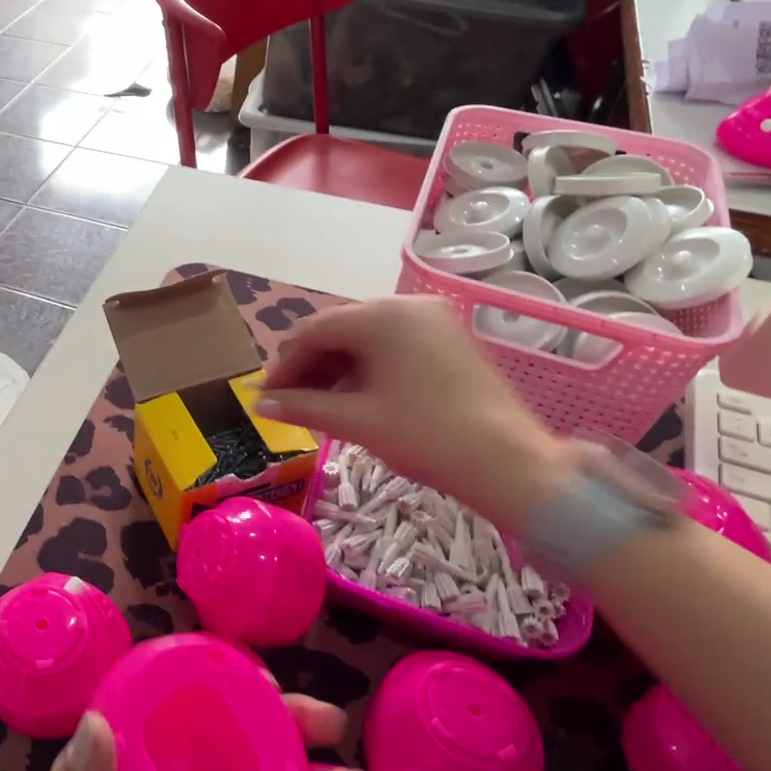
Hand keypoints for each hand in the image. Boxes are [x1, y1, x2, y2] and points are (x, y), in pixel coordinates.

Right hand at [255, 296, 574, 532]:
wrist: (510, 464)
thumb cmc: (426, 437)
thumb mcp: (357, 421)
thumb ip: (303, 406)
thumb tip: (260, 405)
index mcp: (382, 316)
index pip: (314, 331)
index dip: (285, 365)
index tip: (264, 396)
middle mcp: (406, 306)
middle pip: (339, 329)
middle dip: (309, 365)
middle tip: (287, 400)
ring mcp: (433, 320)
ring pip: (366, 338)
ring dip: (335, 367)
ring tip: (316, 403)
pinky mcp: (449, 340)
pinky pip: (392, 344)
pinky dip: (366, 367)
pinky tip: (352, 396)